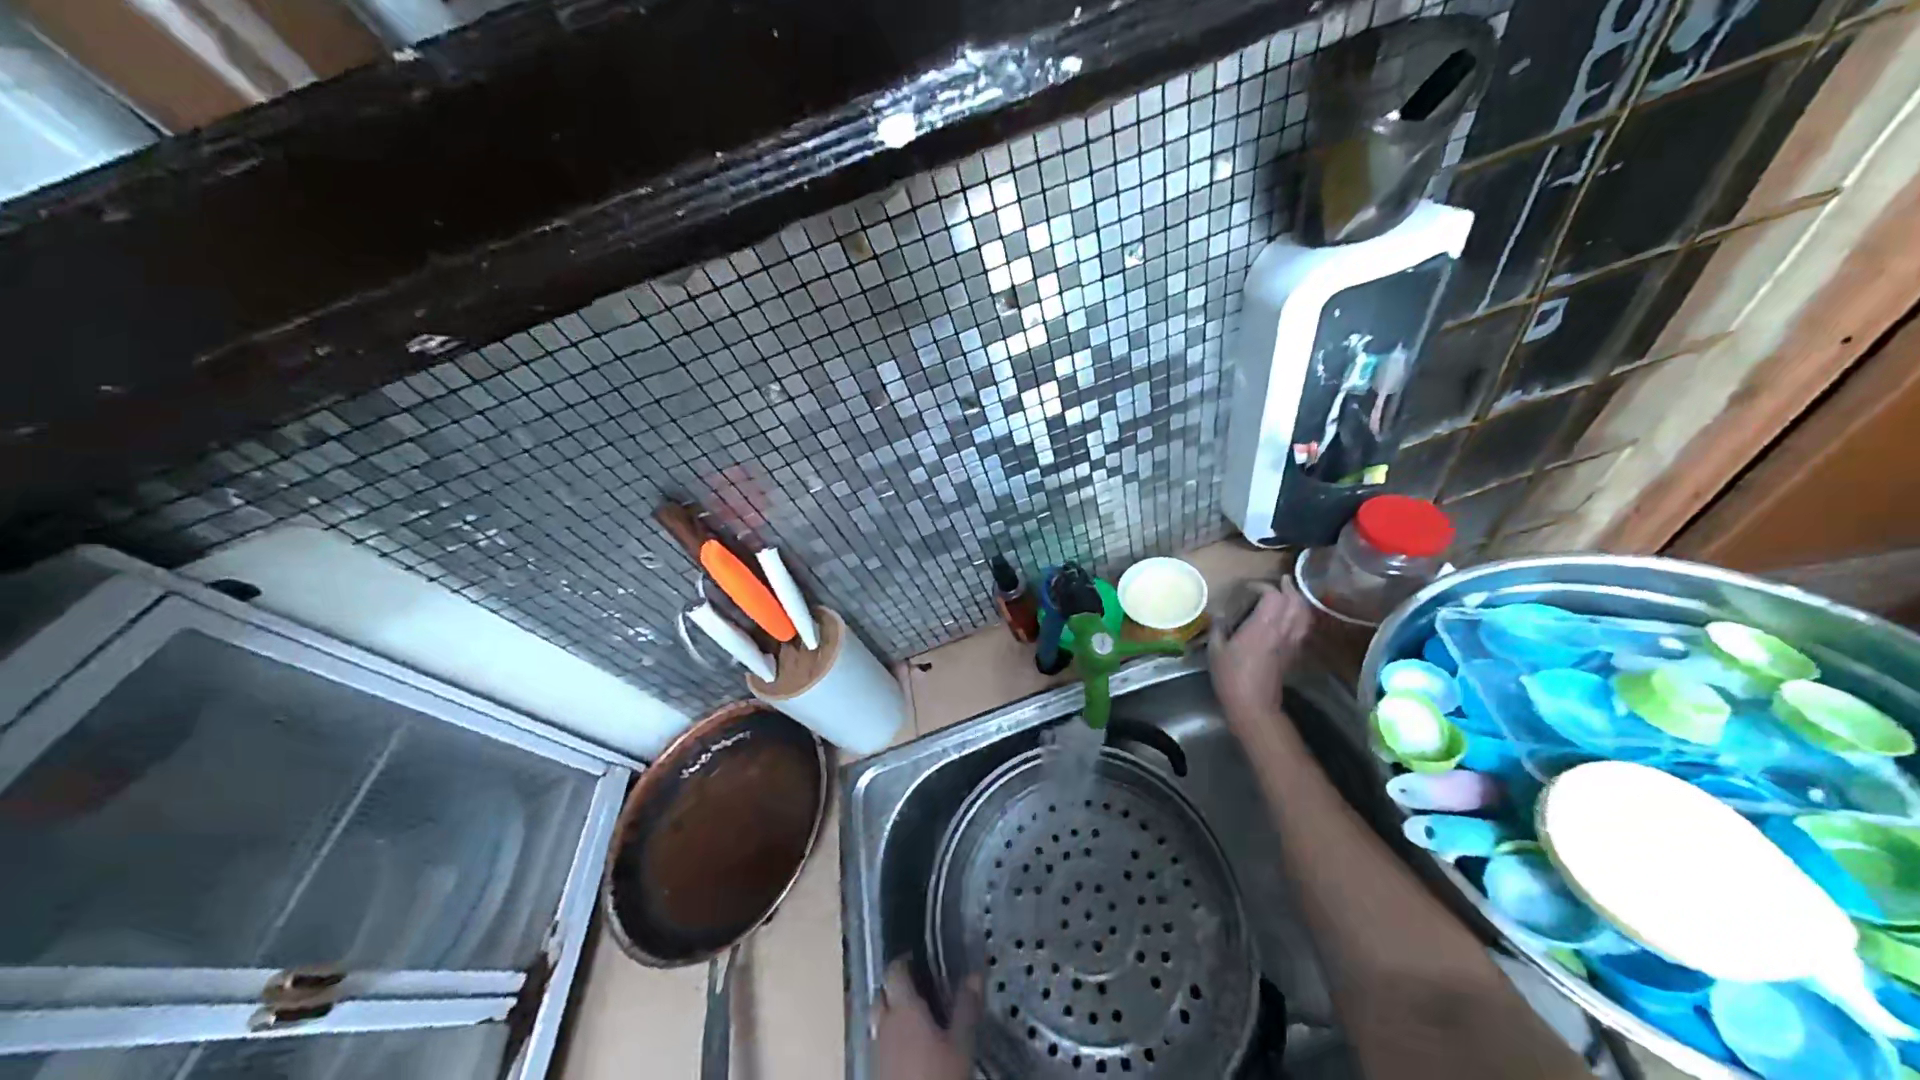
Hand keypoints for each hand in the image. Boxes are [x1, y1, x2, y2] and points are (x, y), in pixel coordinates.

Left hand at [872, 959, 980, 1079]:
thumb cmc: (938, 1078)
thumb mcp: (961, 1045)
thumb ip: (966, 1007)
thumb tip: (975, 973)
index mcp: (904, 1009)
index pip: (895, 971)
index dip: (904, 960)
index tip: (918, 956)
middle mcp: (885, 1023)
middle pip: (882, 993)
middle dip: (896, 985)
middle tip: (919, 985)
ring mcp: (878, 1048)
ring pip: (879, 1017)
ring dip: (892, 1010)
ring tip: (916, 1015)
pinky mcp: (876, 1069)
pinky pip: (881, 1040)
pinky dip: (892, 1034)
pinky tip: (911, 1046)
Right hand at [1209, 577, 1313, 720]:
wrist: (1253, 705)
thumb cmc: (1231, 676)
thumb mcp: (1216, 650)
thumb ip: (1218, 629)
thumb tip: (1219, 616)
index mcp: (1262, 626)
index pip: (1273, 596)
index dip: (1262, 587)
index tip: (1248, 589)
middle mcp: (1282, 631)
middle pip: (1295, 601)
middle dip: (1287, 589)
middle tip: (1280, 581)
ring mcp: (1291, 642)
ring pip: (1304, 614)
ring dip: (1298, 601)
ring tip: (1290, 594)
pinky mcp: (1294, 654)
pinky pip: (1303, 628)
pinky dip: (1300, 617)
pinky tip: (1292, 618)